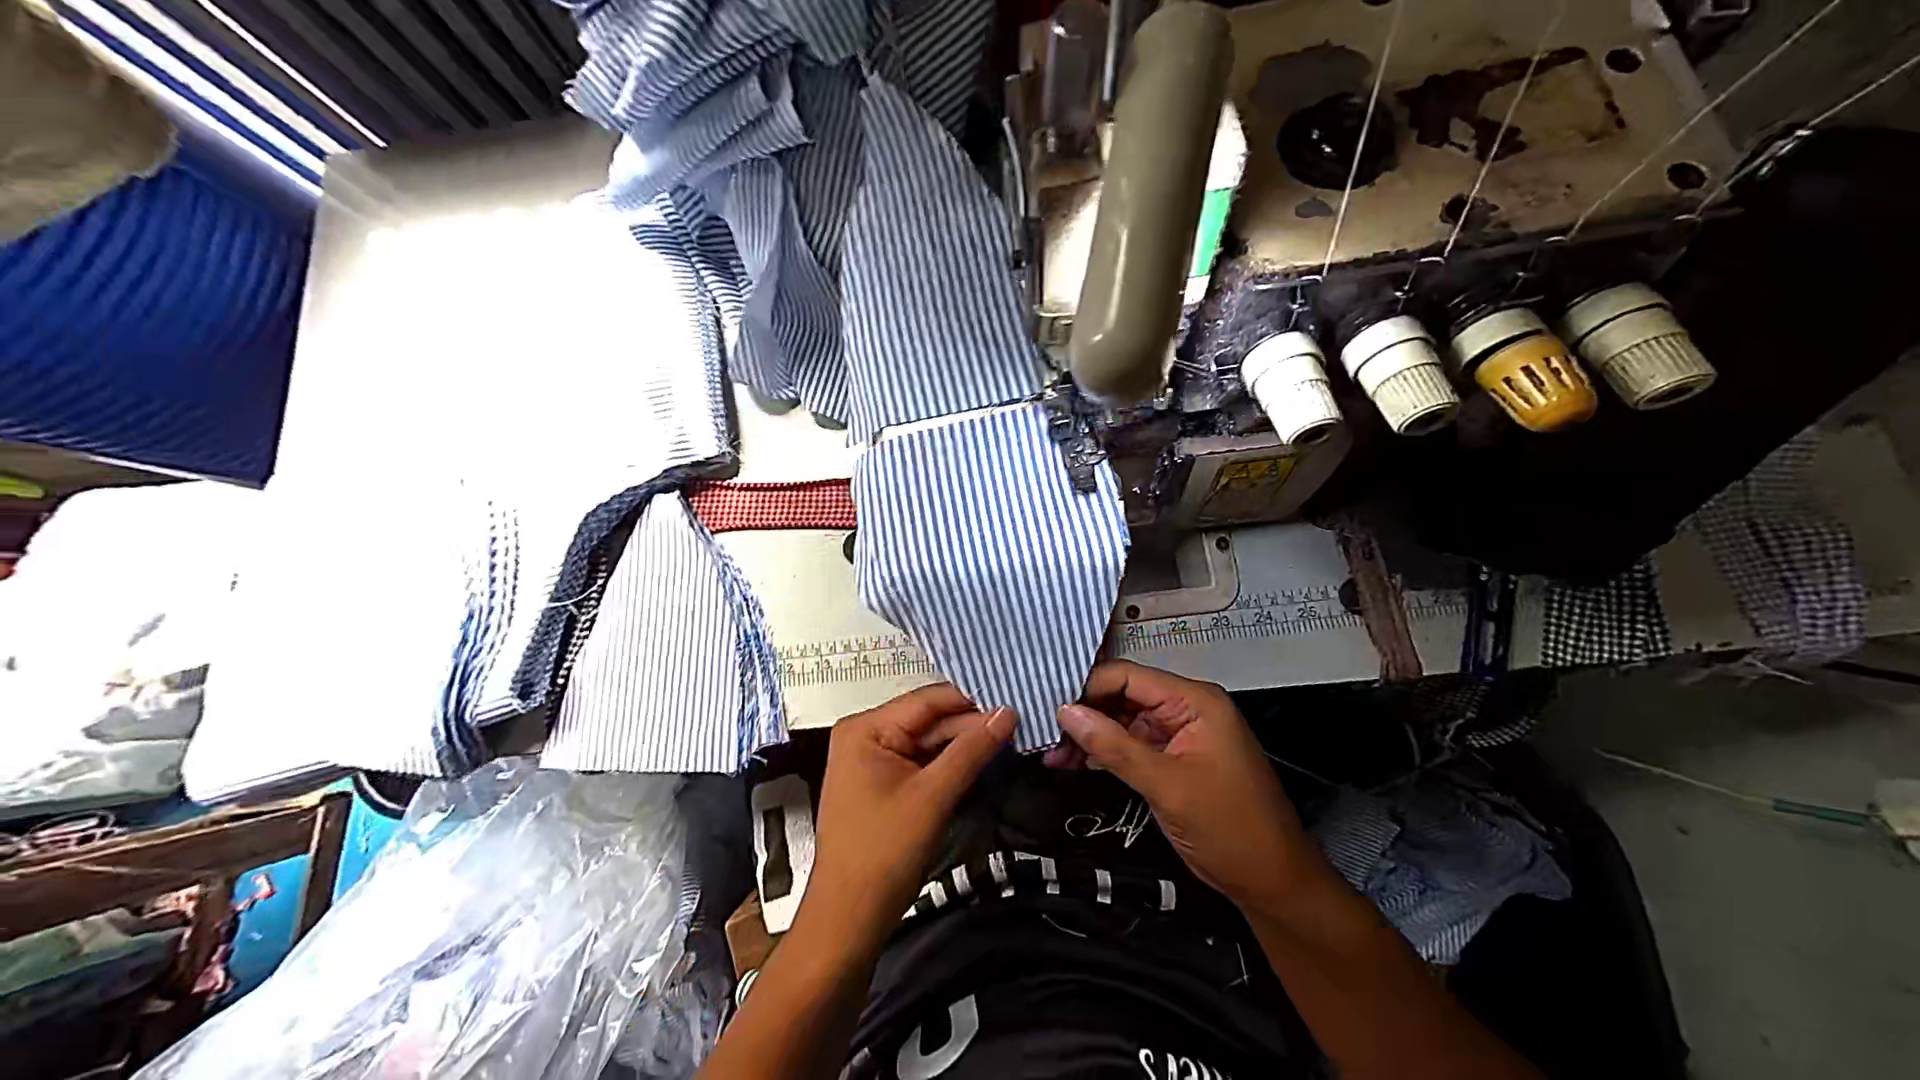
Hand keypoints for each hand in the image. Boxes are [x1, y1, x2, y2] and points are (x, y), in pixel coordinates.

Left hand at [803, 684, 1014, 945]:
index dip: (972, 702)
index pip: (928, 700)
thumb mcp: (933, 796)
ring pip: (927, 742)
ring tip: (1006, 744)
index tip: (1013, 706)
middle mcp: (865, 735)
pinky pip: (920, 762)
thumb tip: (1006, 714)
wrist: (849, 918)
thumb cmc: (882, 854)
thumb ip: (971, 751)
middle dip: (970, 726)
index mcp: (866, 728)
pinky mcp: (881, 784)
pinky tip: (978, 766)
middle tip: (1017, 729)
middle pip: (928, 719)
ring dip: (962, 747)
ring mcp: (871, 760)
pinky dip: (947, 766)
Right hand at [1053, 660, 1328, 913]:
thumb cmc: (1229, 828)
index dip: (1087, 687)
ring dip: (1087, 736)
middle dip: (1083, 713)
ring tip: (1050, 753)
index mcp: (1194, 701)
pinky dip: (1101, 753)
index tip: (1047, 704)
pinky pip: (1128, 744)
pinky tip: (1070, 762)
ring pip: (1120, 721)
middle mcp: (1184, 709)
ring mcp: (1177, 734)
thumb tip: (1065, 712)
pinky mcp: (1170, 759)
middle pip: (1122, 696)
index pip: (1129, 677)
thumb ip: (1114, 746)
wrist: (1271, 882)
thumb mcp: (1167, 785)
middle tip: (1042, 732)